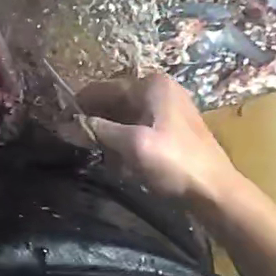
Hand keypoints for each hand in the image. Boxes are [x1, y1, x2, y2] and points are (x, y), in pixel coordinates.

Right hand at [79, 73, 241, 205]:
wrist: (215, 191)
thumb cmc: (175, 163)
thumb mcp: (133, 144)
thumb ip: (99, 130)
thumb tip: (68, 123)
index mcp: (152, 85)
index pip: (104, 87)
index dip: (81, 103)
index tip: (61, 119)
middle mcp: (161, 90)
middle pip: (115, 100)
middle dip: (95, 118)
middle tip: (73, 137)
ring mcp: (168, 109)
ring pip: (125, 115)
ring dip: (108, 131)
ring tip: (92, 149)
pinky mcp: (172, 129)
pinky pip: (138, 127)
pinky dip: (123, 139)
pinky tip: (115, 157)